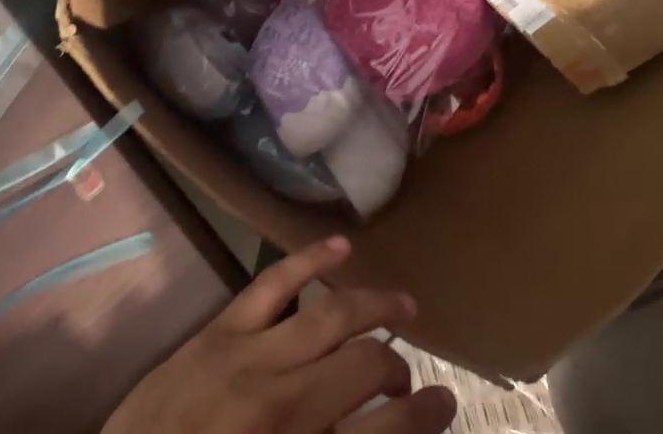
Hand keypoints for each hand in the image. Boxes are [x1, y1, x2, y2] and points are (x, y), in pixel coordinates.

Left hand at [103, 236, 455, 432]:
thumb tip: (376, 427)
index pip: (386, 431)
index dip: (425, 416)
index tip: (445, 404)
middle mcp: (283, 404)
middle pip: (364, 365)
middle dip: (397, 368)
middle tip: (409, 376)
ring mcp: (248, 359)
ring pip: (329, 315)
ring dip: (373, 305)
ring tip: (404, 303)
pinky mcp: (217, 334)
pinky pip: (272, 286)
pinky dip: (309, 261)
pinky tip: (341, 247)